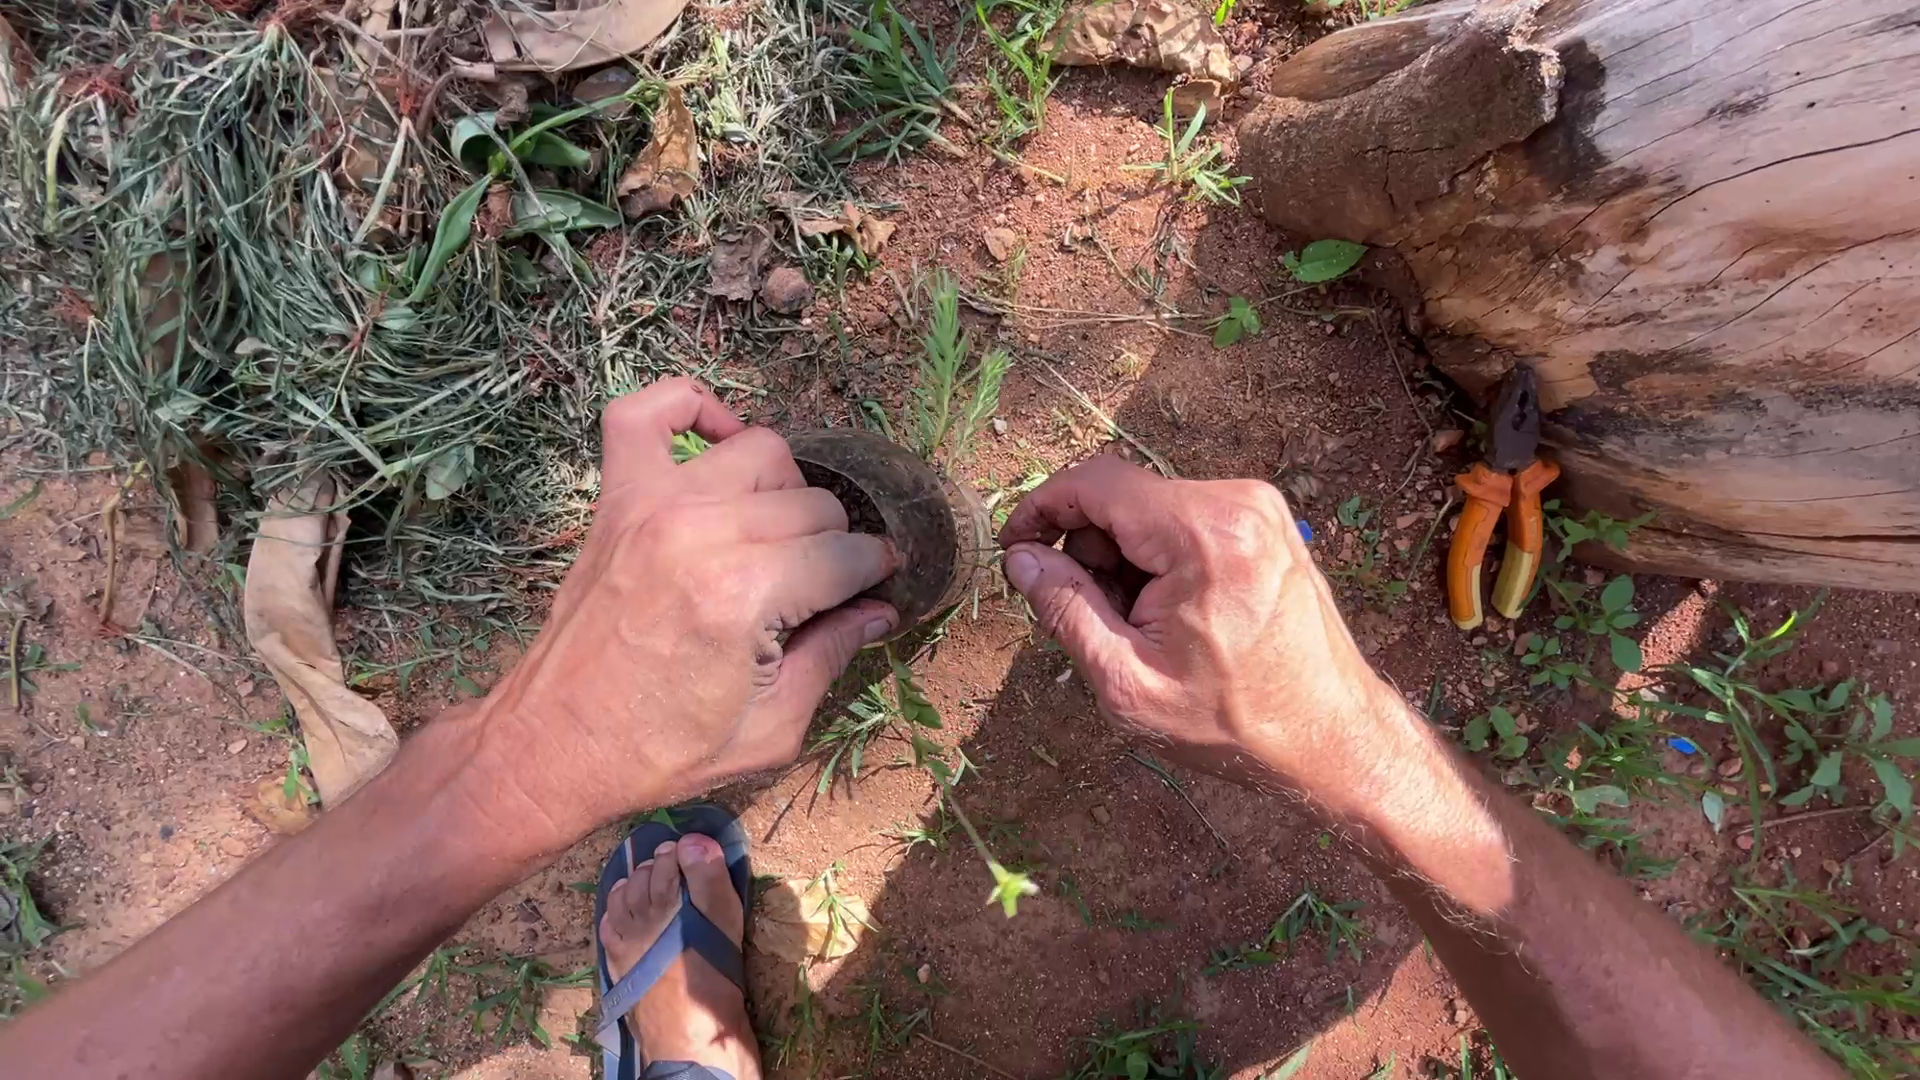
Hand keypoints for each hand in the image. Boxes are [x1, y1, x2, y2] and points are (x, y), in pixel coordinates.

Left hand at [473, 379, 898, 841]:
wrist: (550, 748)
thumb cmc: (663, 750)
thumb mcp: (772, 728)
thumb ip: (835, 654)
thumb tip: (882, 610)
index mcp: (741, 597)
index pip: (845, 556)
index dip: (876, 570)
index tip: (880, 582)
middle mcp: (700, 534)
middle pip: (813, 505)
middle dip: (836, 544)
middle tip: (823, 582)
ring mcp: (652, 504)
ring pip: (763, 452)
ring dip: (788, 491)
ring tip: (780, 533)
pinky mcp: (616, 498)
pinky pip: (649, 412)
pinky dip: (692, 407)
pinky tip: (720, 441)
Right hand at [998, 456, 1405, 810]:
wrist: (1334, 739)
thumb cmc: (1232, 722)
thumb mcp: (1126, 681)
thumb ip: (1064, 609)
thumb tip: (1019, 559)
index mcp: (1202, 534)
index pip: (1094, 482)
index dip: (1039, 507)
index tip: (1013, 545)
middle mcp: (1235, 501)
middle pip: (1119, 498)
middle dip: (1086, 551)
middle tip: (1092, 616)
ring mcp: (1256, 507)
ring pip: (1146, 509)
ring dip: (1120, 559)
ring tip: (1139, 625)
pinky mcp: (1262, 521)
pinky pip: (1179, 520)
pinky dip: (1154, 558)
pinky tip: (1167, 612)